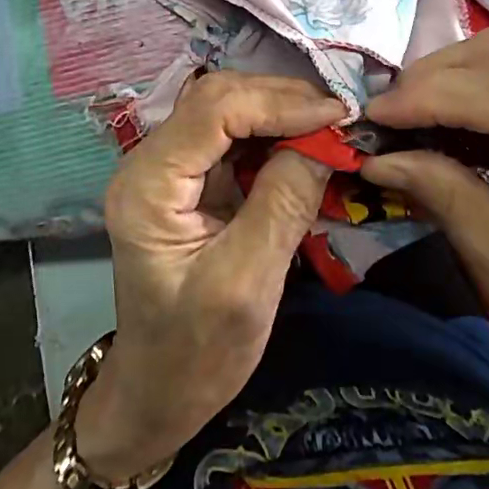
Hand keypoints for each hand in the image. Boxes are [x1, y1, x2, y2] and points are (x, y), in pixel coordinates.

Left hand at [78, 72, 344, 479]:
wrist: (159, 388)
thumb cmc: (196, 351)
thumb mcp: (246, 285)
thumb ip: (282, 205)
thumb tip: (324, 142)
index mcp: (147, 185)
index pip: (211, 110)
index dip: (277, 103)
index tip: (338, 117)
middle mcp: (147, 164)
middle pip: (214, 100)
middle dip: (279, 100)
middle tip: (342, 119)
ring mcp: (165, 171)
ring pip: (223, 112)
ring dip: (278, 112)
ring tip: (331, 126)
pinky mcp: (186, 184)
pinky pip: (229, 140)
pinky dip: (270, 135)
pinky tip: (305, 144)